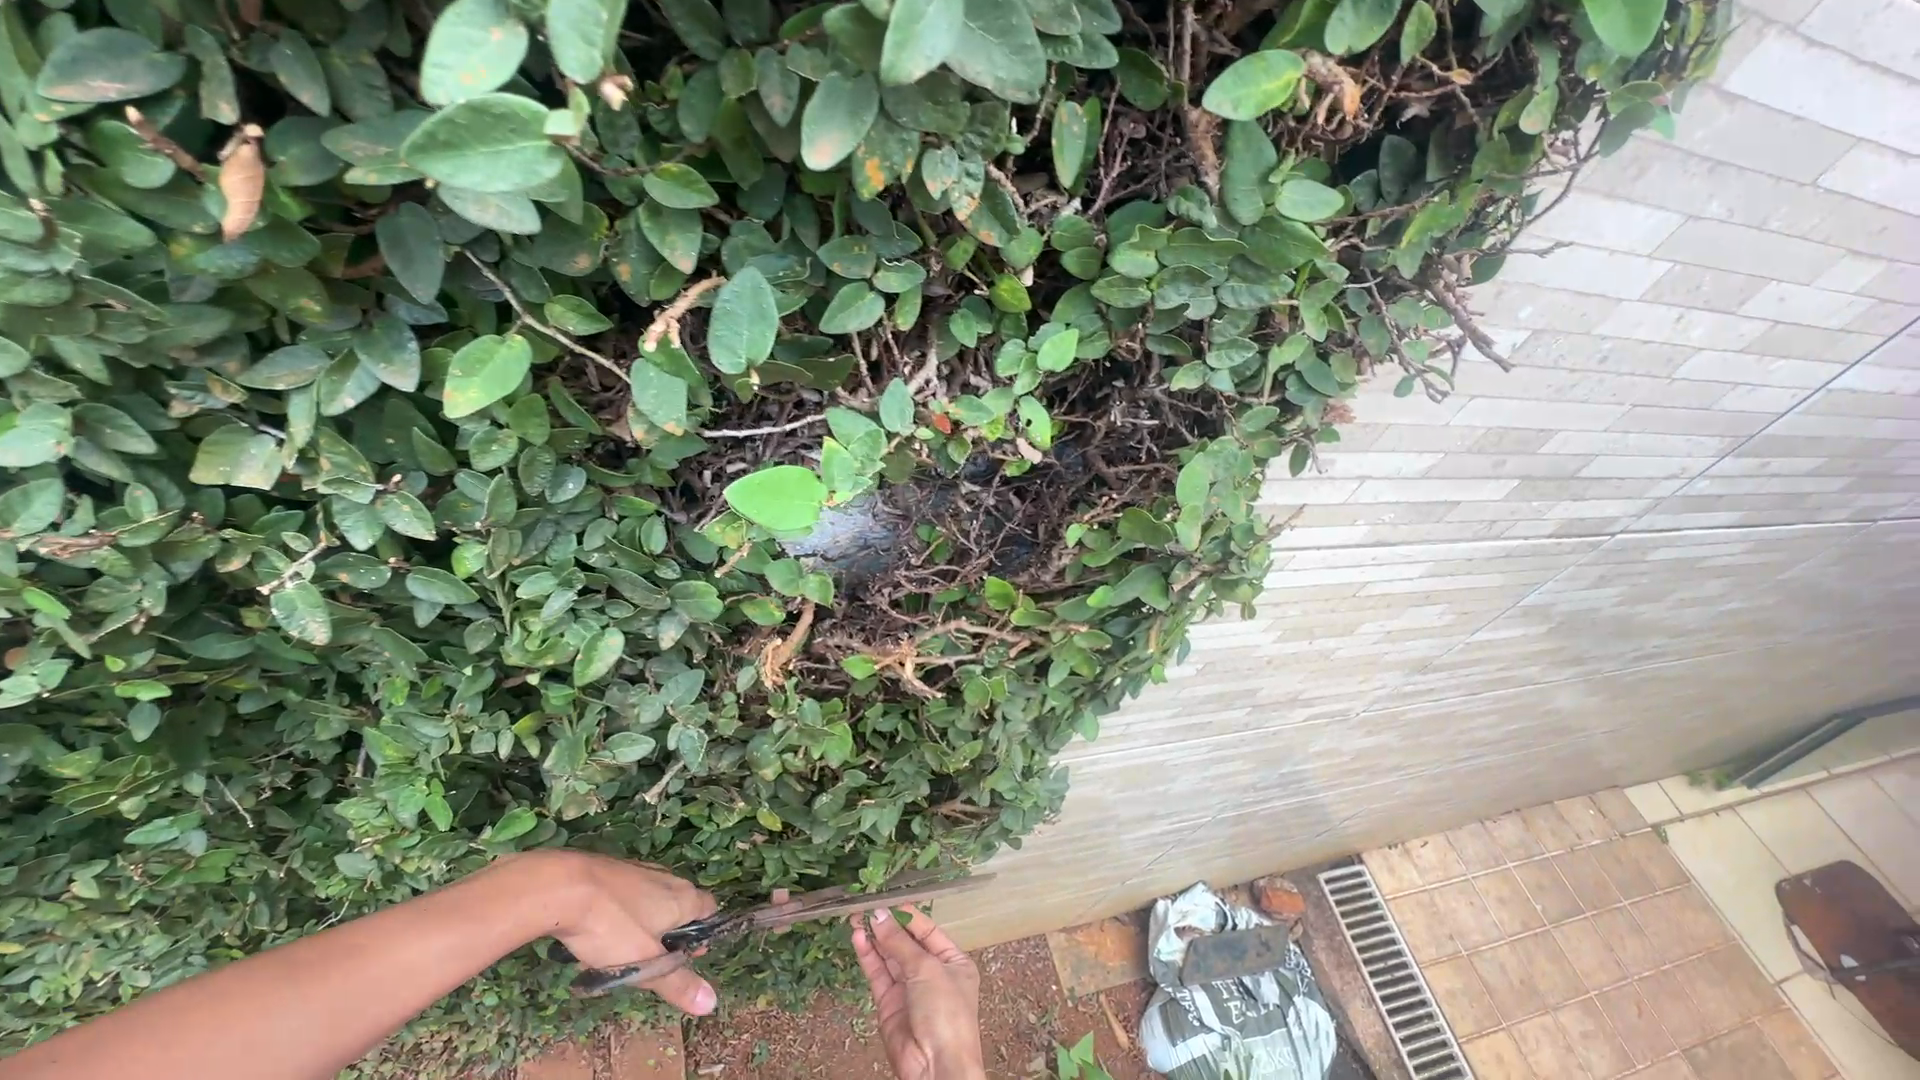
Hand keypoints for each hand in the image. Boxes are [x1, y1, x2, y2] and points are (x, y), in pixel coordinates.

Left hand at [508, 850, 719, 1015]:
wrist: (564, 888)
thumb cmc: (611, 927)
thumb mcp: (644, 963)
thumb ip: (677, 983)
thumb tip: (711, 1003)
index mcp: (684, 897)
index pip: (710, 909)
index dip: (701, 935)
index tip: (685, 958)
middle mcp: (668, 878)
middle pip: (681, 905)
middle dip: (670, 933)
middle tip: (650, 959)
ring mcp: (639, 870)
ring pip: (652, 899)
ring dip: (644, 923)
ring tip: (621, 951)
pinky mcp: (613, 868)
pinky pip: (627, 893)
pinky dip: (621, 911)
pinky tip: (599, 930)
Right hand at [850, 907, 984, 1079]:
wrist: (936, 1066)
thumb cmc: (945, 1012)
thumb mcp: (927, 969)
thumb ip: (900, 942)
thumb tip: (879, 915)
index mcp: (953, 962)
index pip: (928, 930)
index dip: (908, 915)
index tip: (888, 901)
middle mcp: (932, 973)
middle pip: (906, 942)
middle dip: (887, 925)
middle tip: (866, 907)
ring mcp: (910, 989)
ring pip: (889, 957)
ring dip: (874, 938)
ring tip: (857, 918)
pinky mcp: (890, 1003)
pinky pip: (878, 974)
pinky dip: (868, 956)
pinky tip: (858, 938)